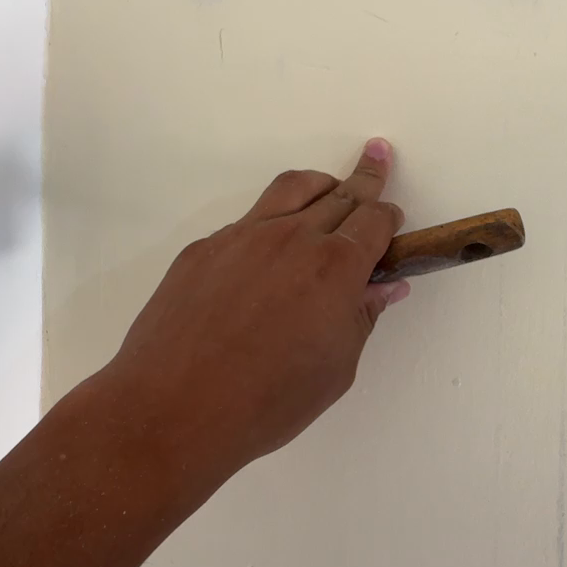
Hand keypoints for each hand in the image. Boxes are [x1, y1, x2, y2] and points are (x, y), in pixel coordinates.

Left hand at [100, 139, 410, 482]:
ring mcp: (244, 237)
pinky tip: (268, 254)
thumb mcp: (336, 367)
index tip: (394, 218)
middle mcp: (293, 238)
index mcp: (335, 268)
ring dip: (320, 183)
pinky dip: (273, 221)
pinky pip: (249, 220)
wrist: (172, 410)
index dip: (390, 216)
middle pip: (341, 194)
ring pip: (292, 189)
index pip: (374, 221)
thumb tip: (383, 288)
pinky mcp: (205, 248)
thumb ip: (361, 317)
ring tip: (330, 186)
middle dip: (366, 178)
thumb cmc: (268, 401)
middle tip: (377, 156)